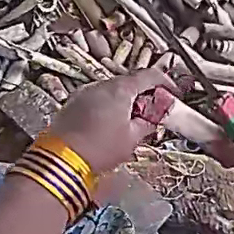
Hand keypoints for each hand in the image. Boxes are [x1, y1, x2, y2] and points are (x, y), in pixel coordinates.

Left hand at [45, 68, 176, 173]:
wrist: (62, 159)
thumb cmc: (98, 148)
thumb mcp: (132, 138)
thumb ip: (148, 124)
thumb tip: (154, 119)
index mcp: (120, 89)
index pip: (150, 75)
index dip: (165, 83)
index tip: (172, 94)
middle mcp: (101, 85)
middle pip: (129, 82)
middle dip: (145, 95)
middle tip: (155, 112)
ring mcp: (85, 93)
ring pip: (112, 91)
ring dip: (126, 102)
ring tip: (134, 122)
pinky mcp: (74, 104)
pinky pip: (98, 99)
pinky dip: (109, 107)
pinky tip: (113, 125)